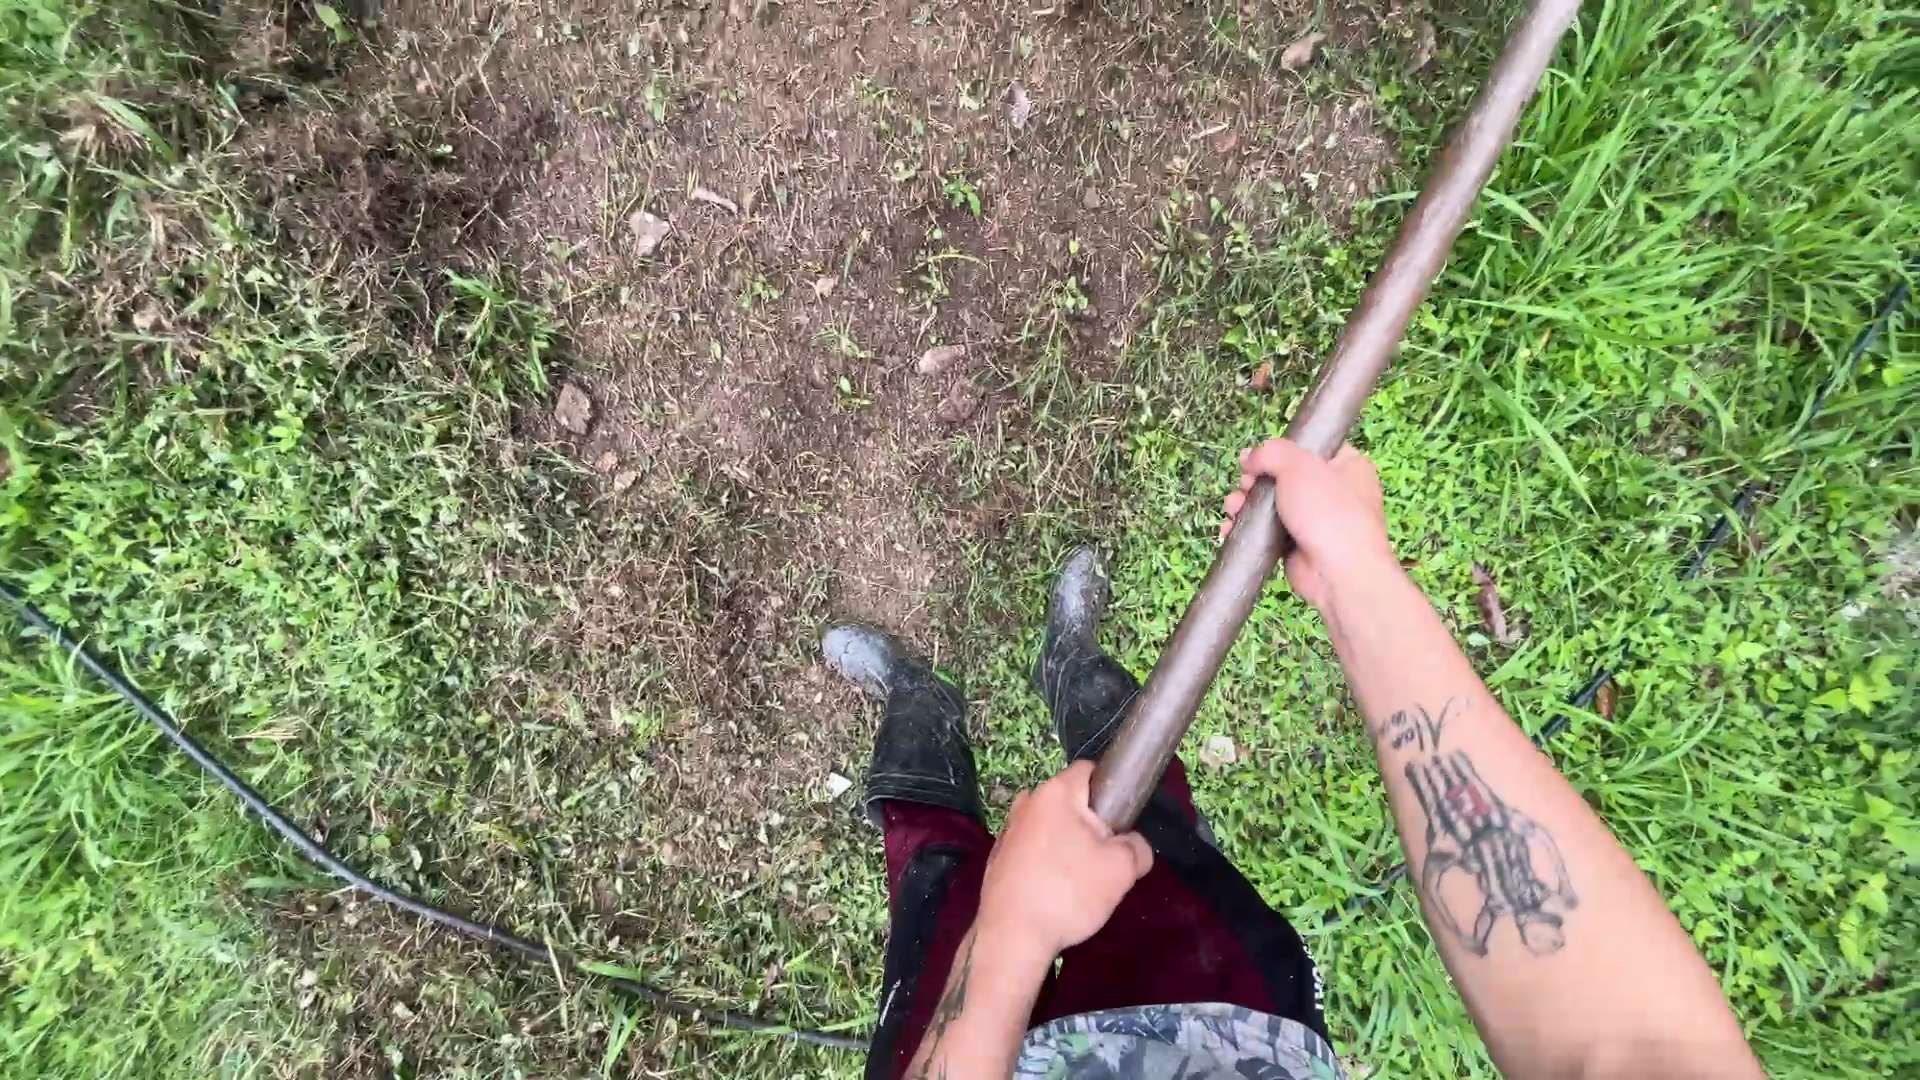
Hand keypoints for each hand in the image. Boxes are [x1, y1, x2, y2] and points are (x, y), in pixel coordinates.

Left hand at [977, 761, 1152, 958]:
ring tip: (1078, 882)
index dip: (1112, 792)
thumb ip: (1138, 847)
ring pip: (1053, 827)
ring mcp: (1009, 827)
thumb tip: (1133, 844)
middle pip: (1072, 802)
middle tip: (1104, 860)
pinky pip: (1034, 848)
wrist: (1012, 934)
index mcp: (1056, 791)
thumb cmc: (1068, 892)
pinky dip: (1046, 863)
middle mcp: (1028, 800)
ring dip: (1068, 846)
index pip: (1091, 771)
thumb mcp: (1122, 870)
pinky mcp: (999, 854)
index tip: (1120, 824)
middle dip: (1091, 826)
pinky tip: (1053, 892)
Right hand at [1220, 438, 1396, 611]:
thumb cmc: (1328, 511)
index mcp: (1347, 466)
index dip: (1280, 451)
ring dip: (1245, 504)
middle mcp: (1333, 492)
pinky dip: (1248, 528)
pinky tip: (1231, 527)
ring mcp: (1314, 520)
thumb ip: (1271, 453)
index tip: (1256, 457)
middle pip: (1283, 476)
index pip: (1310, 448)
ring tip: (1232, 508)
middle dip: (1254, 481)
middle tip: (1245, 485)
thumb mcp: (1299, 466)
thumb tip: (1249, 456)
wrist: (1339, 571)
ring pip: (1270, 504)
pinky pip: (1266, 530)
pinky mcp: (1296, 544)